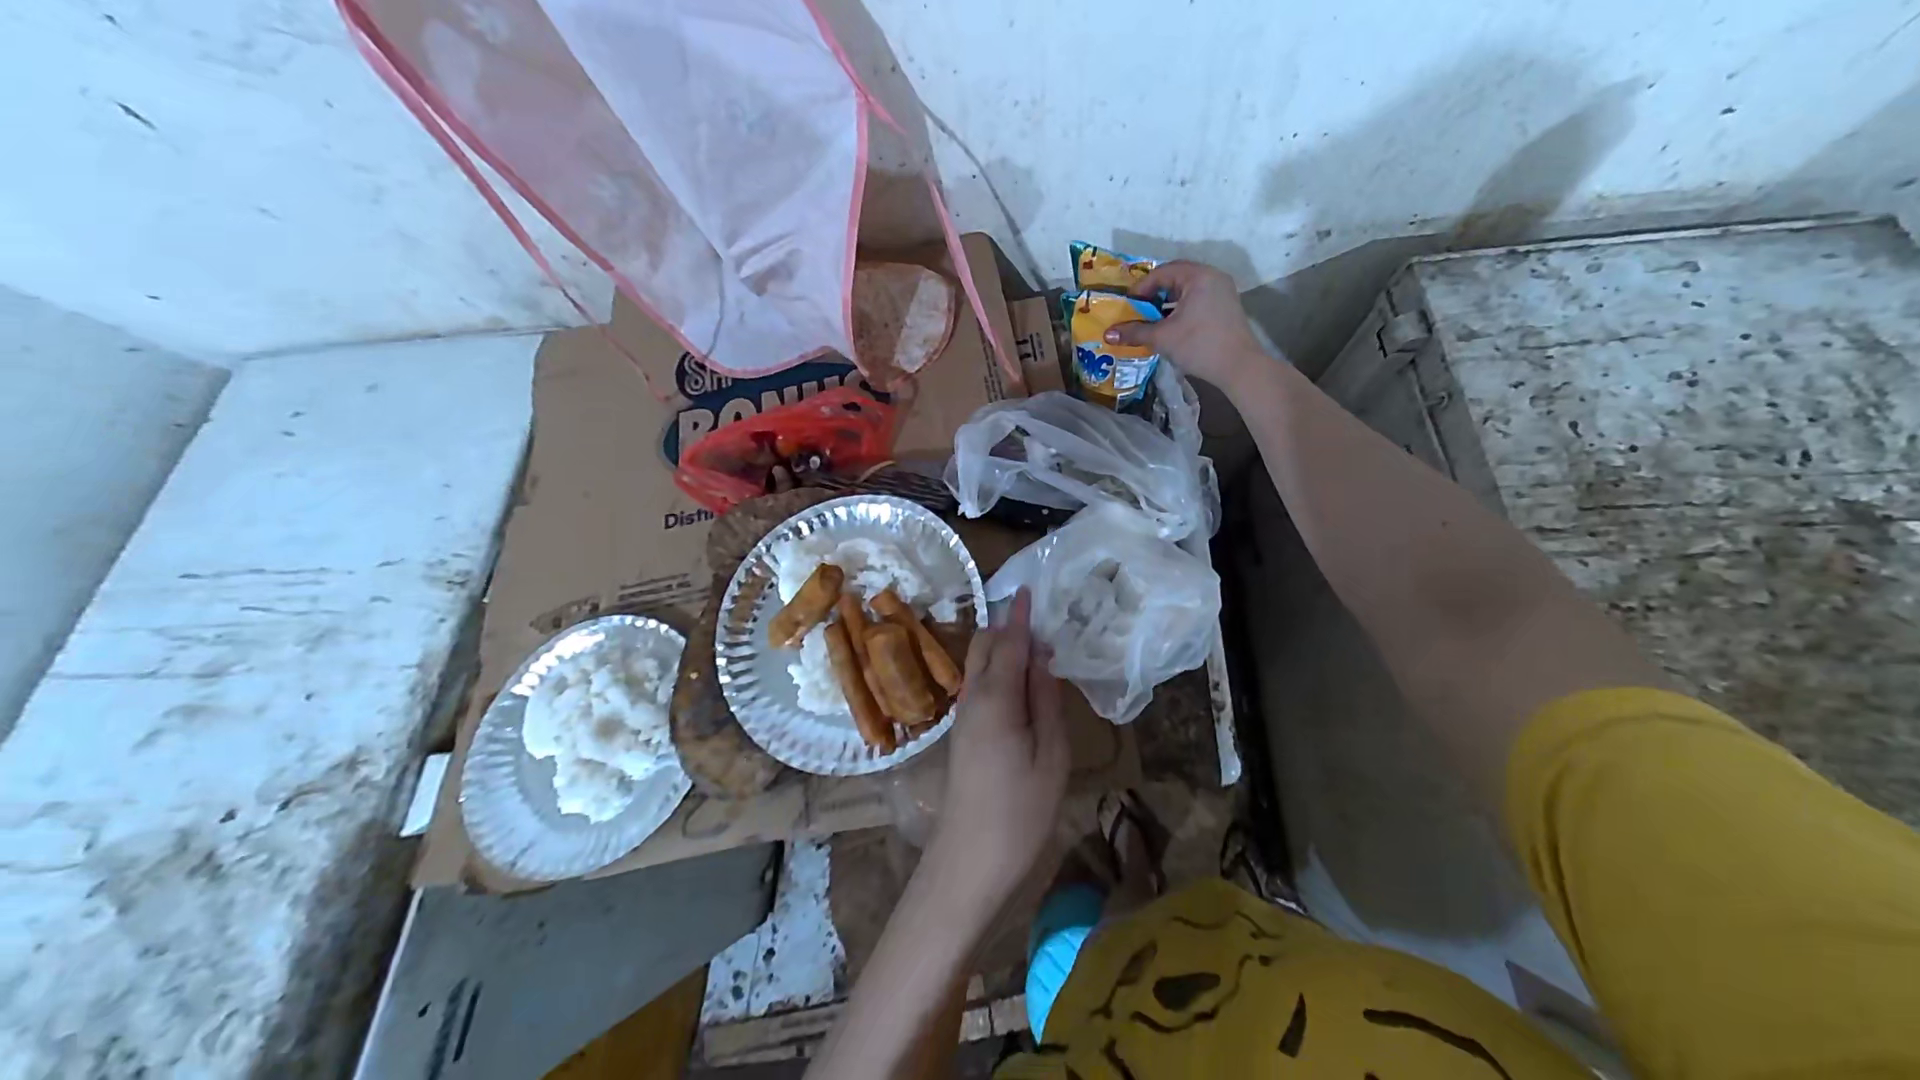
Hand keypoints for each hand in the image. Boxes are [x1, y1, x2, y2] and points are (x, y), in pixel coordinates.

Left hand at [926, 589, 1068, 901]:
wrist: (968, 862)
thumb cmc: (1019, 811)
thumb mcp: (1051, 756)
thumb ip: (1046, 701)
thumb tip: (1044, 659)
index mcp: (995, 699)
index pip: (1009, 644)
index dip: (1020, 617)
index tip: (1029, 591)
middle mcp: (972, 700)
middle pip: (984, 648)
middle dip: (1008, 628)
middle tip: (1042, 621)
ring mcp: (963, 719)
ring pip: (979, 667)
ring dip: (1003, 651)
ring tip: (1038, 649)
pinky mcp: (963, 736)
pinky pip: (979, 688)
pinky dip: (998, 673)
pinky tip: (1021, 686)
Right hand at [1104, 260, 1269, 396]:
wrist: (1238, 366)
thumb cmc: (1199, 345)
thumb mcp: (1162, 337)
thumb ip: (1134, 332)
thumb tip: (1107, 334)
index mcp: (1197, 276)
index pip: (1162, 273)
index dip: (1141, 288)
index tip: (1127, 305)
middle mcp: (1212, 276)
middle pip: (1175, 276)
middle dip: (1153, 292)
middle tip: (1137, 308)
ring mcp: (1221, 290)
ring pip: (1186, 288)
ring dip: (1166, 301)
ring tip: (1151, 318)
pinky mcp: (1225, 305)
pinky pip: (1197, 297)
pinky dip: (1180, 307)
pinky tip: (1170, 324)